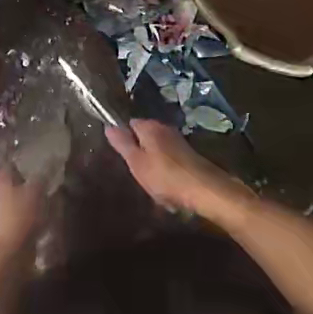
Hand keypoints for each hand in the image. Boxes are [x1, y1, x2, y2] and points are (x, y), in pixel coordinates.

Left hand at [0, 164, 46, 259]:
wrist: (8, 251)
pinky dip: (28, 206)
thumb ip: (43, 175)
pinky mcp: (3, 220)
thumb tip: (52, 160)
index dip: (28, 159)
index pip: (13, 161)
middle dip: (31, 177)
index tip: (43, 159)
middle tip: (48, 175)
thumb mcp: (35, 192)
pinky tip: (41, 209)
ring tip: (48, 192)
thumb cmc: (19, 216)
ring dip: (31, 192)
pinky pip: (18, 207)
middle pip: (16, 177)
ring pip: (18, 192)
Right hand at [105, 119, 251, 219]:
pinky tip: (167, 188)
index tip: (121, 157)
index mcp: (150, 126)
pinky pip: (169, 161)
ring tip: (151, 184)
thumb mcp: (137, 162)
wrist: (203, 189)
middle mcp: (165, 128)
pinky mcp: (188, 155)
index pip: (131, 124)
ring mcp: (178, 141)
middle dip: (140, 154)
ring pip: (157, 151)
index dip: (124, 139)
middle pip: (145, 138)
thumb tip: (109, 126)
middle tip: (136, 173)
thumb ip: (123, 144)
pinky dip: (166, 172)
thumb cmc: (165, 176)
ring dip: (153, 166)